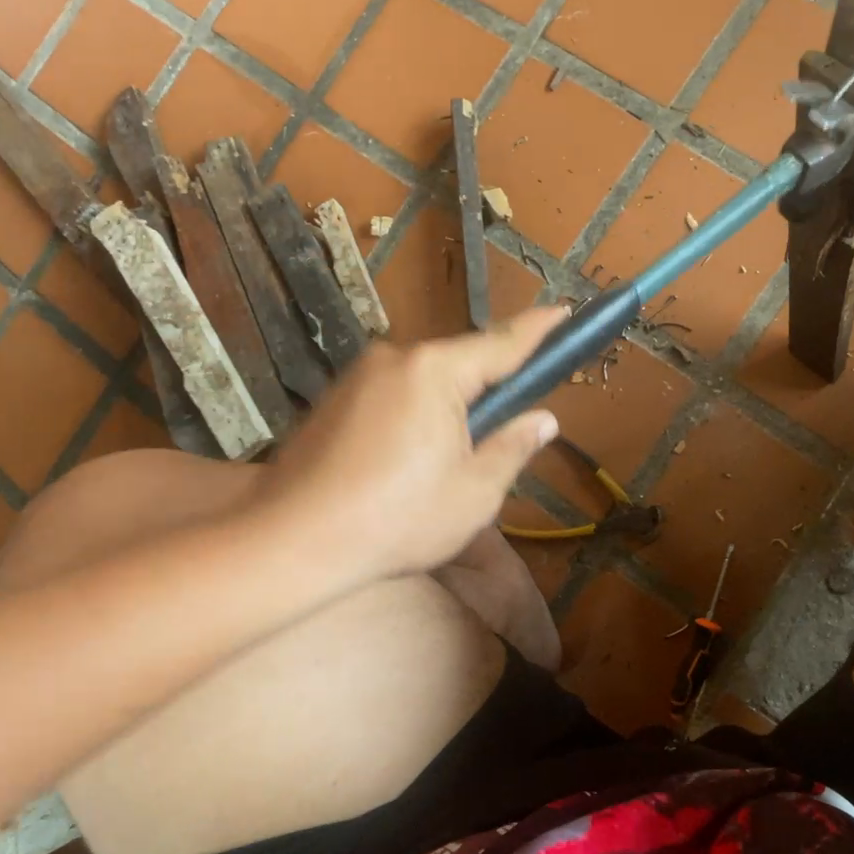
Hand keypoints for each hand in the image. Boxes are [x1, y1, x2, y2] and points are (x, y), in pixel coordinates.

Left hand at [250, 308, 564, 585]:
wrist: (289, 543)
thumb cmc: (397, 520)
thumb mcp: (475, 492)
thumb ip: (512, 447)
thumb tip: (543, 420)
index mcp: (434, 372)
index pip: (501, 344)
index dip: (538, 330)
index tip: (563, 310)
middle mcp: (393, 359)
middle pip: (458, 366)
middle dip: (484, 393)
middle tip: (501, 436)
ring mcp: (356, 378)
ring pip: (423, 385)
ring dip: (444, 412)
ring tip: (444, 469)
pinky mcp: (331, 402)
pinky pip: (391, 399)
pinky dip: (410, 421)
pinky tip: (404, 468)